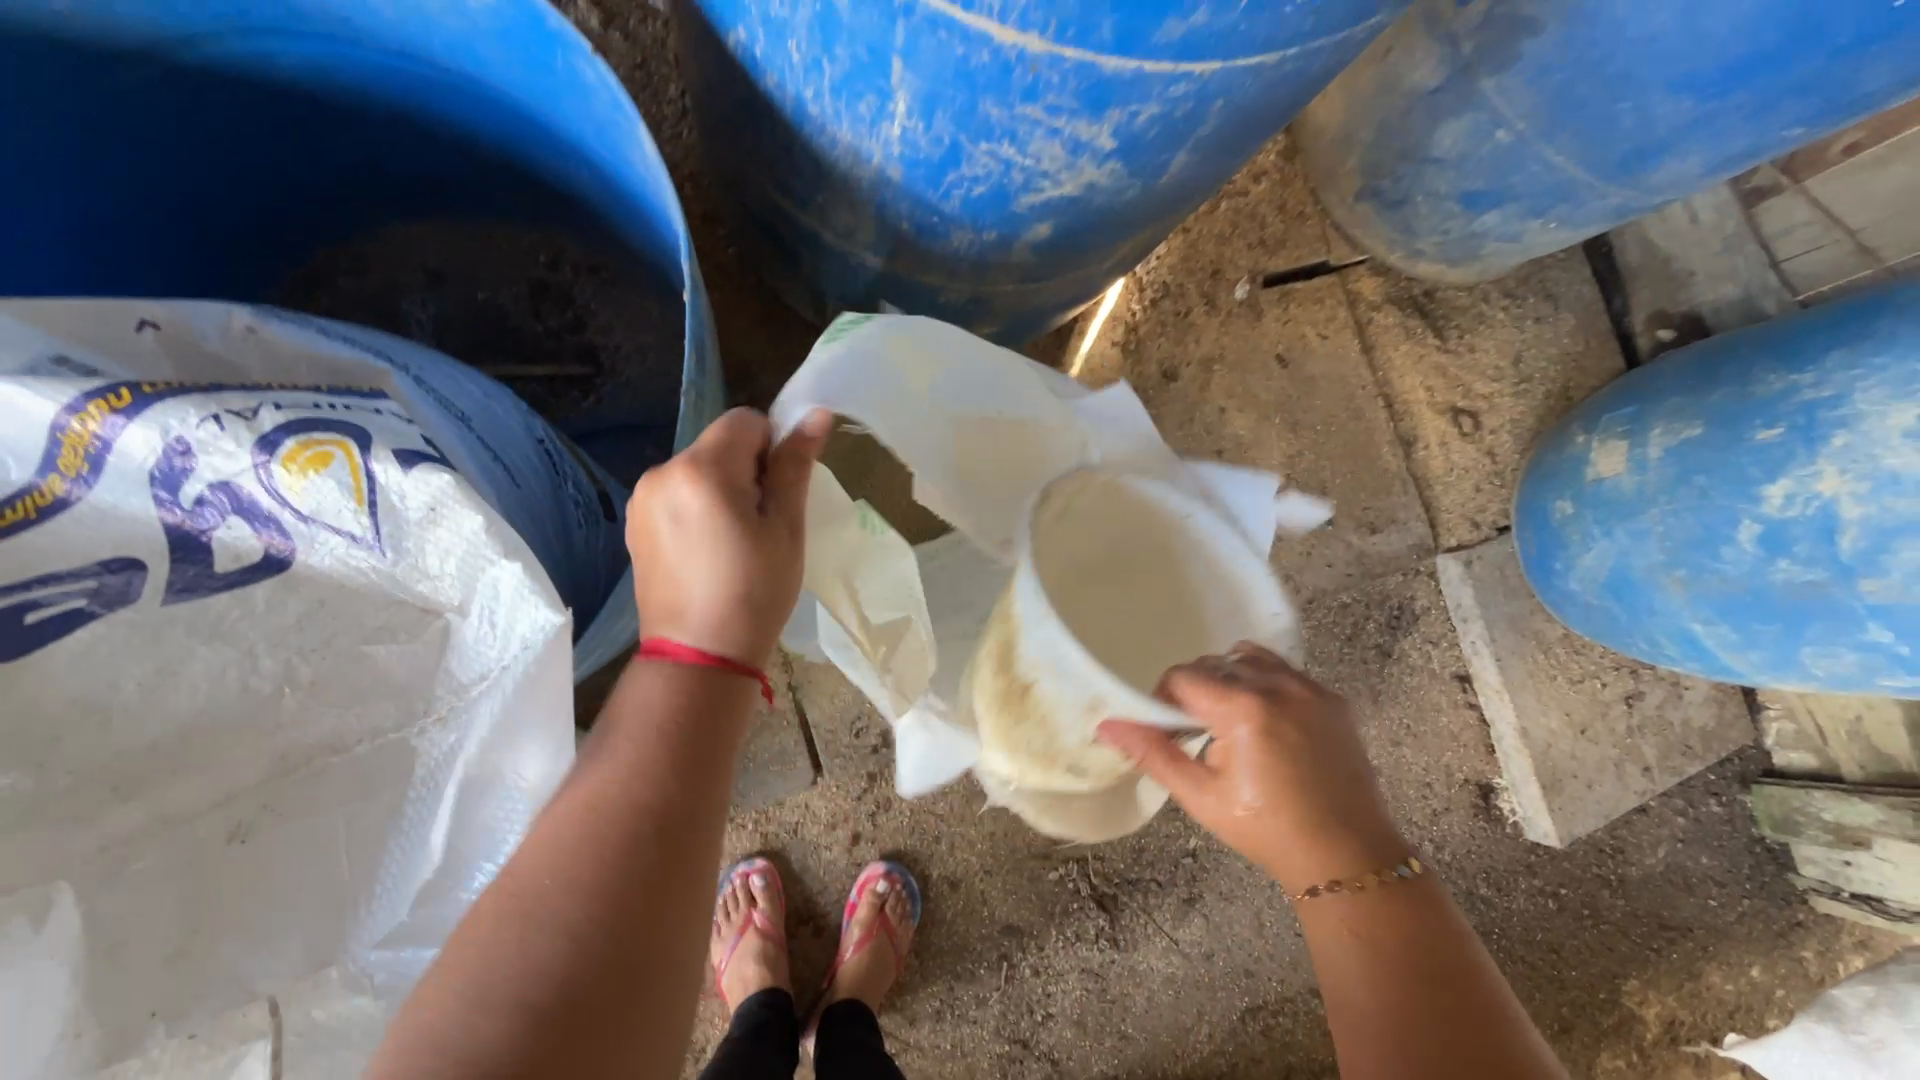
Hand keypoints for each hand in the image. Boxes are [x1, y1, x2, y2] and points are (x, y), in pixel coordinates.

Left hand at [625, 407, 831, 664]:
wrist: (699, 656)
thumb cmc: (755, 591)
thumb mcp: (786, 527)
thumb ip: (795, 465)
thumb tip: (816, 414)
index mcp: (702, 469)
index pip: (746, 420)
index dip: (772, 448)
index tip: (778, 495)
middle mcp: (663, 472)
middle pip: (719, 444)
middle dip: (745, 470)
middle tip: (761, 525)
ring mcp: (642, 499)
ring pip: (698, 469)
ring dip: (720, 489)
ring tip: (733, 544)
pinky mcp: (634, 524)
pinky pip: (677, 495)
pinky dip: (697, 509)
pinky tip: (707, 553)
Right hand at [1097, 644, 1406, 894]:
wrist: (1345, 856)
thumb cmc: (1265, 829)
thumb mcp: (1200, 796)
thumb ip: (1153, 753)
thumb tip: (1107, 725)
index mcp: (1241, 708)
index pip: (1183, 676)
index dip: (1164, 698)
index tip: (1169, 729)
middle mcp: (1278, 686)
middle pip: (1215, 663)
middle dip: (1196, 689)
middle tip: (1195, 730)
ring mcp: (1311, 690)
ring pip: (1251, 658)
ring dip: (1231, 678)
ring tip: (1230, 719)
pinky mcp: (1334, 701)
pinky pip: (1287, 672)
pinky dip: (1266, 684)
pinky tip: (1266, 723)